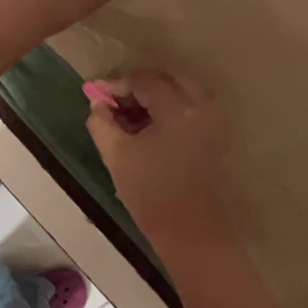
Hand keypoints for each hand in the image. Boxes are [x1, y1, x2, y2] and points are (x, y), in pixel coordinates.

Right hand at [86, 70, 228, 239]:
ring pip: (179, 90)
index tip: (94, 95)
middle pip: (167, 78)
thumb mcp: (115, 154)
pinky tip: (145, 126)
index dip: (116, 85)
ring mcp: (212, 120)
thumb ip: (101, 122)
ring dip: (152, 96)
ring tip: (126, 115)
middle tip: (112, 101)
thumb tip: (98, 104)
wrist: (188, 228)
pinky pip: (188, 106)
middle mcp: (201, 106)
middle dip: (137, 85)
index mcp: (177, 109)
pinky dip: (166, 107)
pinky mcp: (213, 134)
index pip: (143, 81)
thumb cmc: (149, 191)